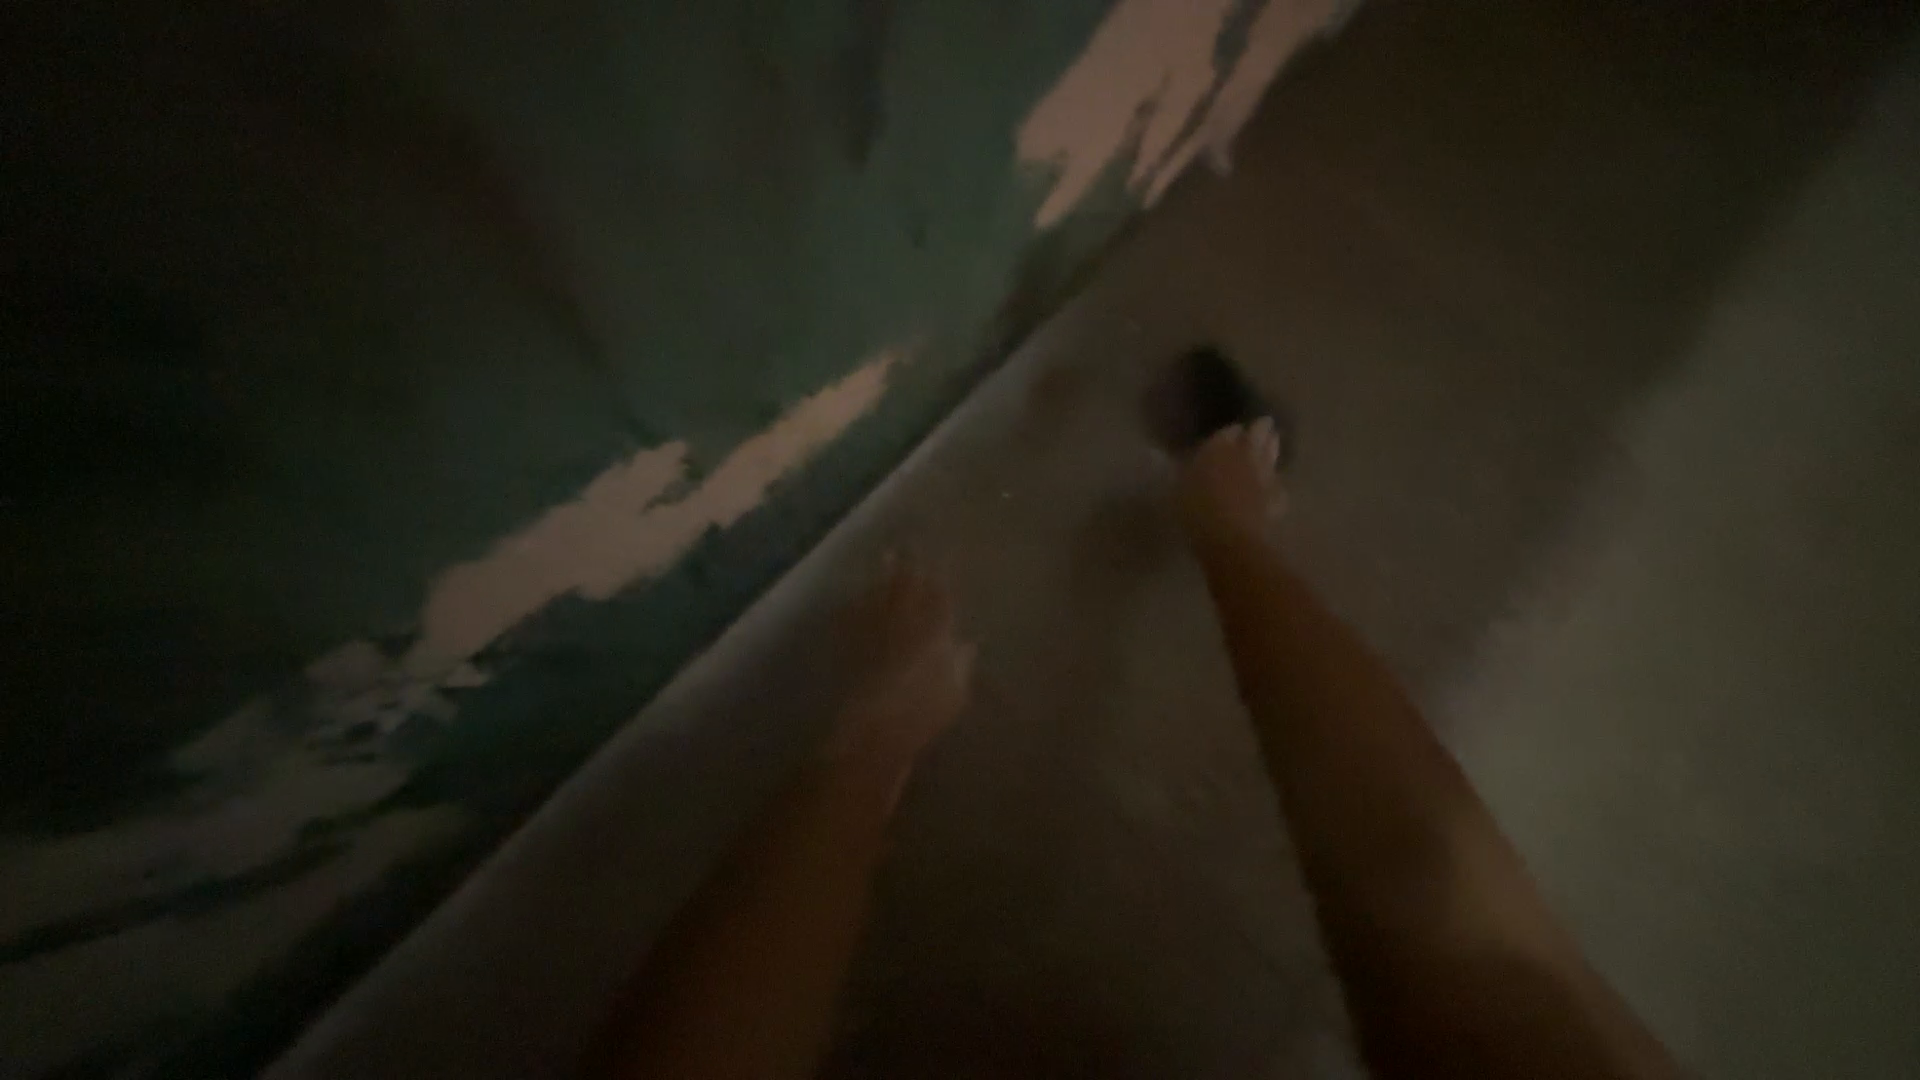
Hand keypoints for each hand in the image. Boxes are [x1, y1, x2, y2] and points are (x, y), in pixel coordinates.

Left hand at [828, 555, 976, 776]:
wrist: (877, 728)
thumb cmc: (925, 712)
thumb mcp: (954, 691)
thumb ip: (960, 664)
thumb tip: (967, 645)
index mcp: (934, 630)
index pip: (938, 595)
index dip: (938, 575)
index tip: (939, 557)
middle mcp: (904, 623)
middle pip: (906, 586)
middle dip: (908, 563)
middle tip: (906, 542)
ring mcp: (875, 631)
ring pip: (880, 593)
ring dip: (883, 575)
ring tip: (885, 555)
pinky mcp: (851, 644)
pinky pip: (853, 615)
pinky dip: (856, 603)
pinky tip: (853, 596)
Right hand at [1176, 419, 1286, 548]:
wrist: (1230, 535)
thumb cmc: (1195, 510)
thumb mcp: (1179, 488)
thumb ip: (1189, 471)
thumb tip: (1192, 464)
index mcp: (1218, 447)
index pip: (1228, 431)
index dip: (1230, 433)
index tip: (1230, 433)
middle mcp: (1245, 453)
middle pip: (1258, 433)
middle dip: (1260, 428)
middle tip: (1263, 424)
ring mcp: (1265, 473)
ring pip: (1273, 452)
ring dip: (1273, 446)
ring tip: (1273, 442)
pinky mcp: (1277, 494)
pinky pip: (1278, 482)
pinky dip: (1275, 481)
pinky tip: (1273, 485)